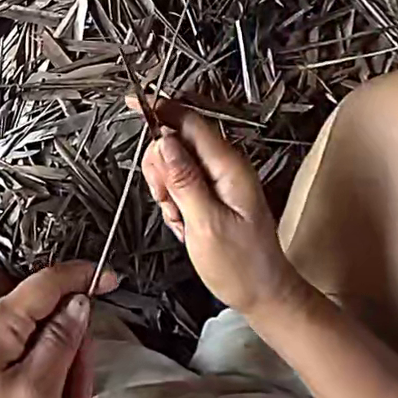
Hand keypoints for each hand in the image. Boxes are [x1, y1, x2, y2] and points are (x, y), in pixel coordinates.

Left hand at [0, 261, 118, 397]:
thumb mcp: (39, 389)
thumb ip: (63, 338)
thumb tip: (81, 303)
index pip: (50, 280)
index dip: (84, 276)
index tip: (111, 278)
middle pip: (59, 315)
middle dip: (77, 353)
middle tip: (76, 389)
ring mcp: (2, 353)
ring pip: (59, 345)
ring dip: (70, 381)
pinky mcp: (8, 376)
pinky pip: (49, 369)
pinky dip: (59, 395)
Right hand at [133, 97, 311, 316]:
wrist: (263, 295)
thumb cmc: (242, 266)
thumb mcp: (205, 224)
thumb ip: (183, 179)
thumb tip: (165, 141)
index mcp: (228, 166)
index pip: (190, 121)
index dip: (160, 110)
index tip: (134, 103)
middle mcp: (224, 166)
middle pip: (176, 141)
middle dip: (160, 169)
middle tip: (167, 200)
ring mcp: (218, 178)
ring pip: (173, 163)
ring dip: (166, 189)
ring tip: (180, 217)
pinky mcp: (211, 191)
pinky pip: (178, 183)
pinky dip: (172, 202)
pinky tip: (184, 221)